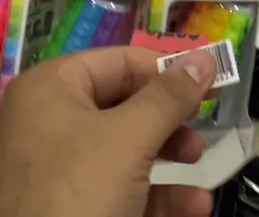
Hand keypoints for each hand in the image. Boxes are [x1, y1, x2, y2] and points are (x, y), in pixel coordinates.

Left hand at [0, 46, 218, 216]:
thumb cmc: (75, 195)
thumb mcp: (128, 140)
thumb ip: (169, 97)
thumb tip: (204, 57)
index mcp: (51, 88)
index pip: (119, 62)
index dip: (167, 70)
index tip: (210, 83)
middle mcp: (47, 123)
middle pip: (122, 107)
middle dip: (168, 121)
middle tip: (201, 133)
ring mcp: (51, 173)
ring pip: (121, 153)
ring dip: (167, 161)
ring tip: (200, 169)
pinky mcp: (61, 212)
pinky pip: (113, 192)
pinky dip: (151, 197)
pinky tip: (191, 207)